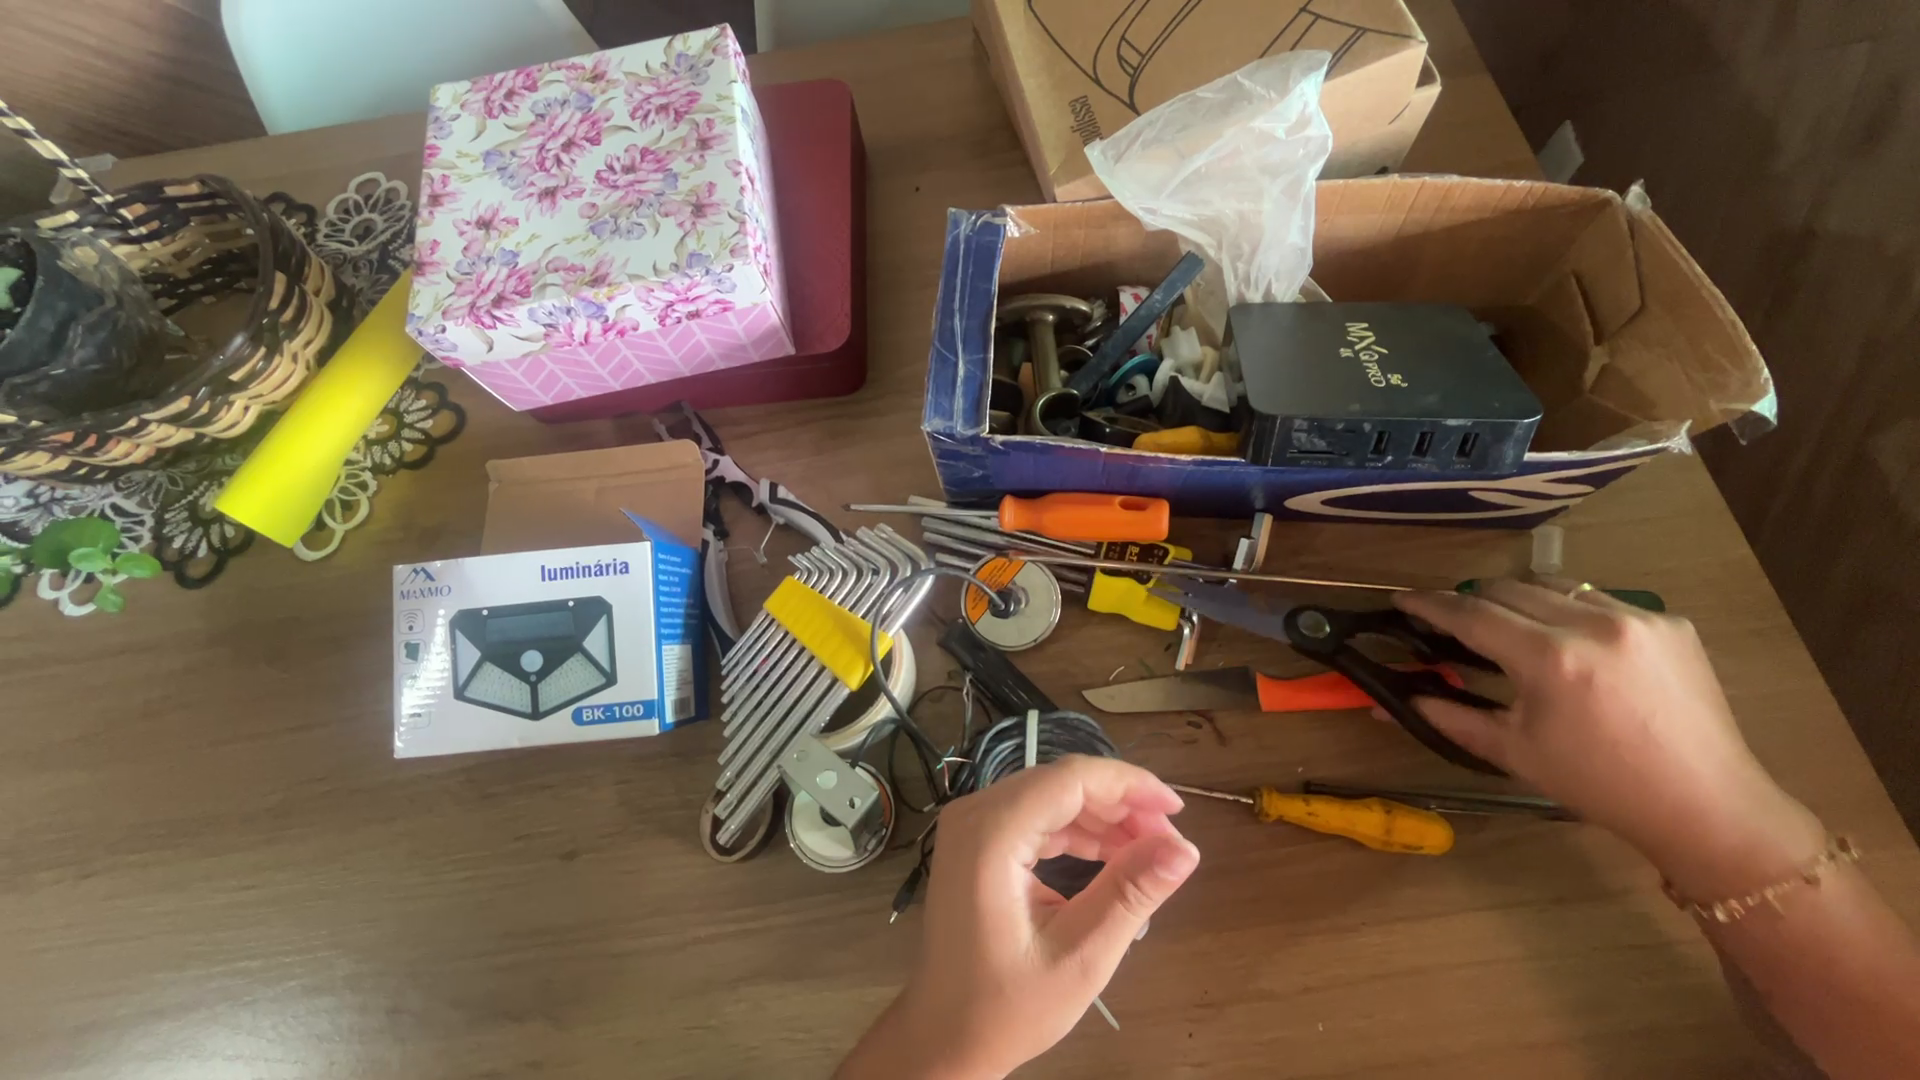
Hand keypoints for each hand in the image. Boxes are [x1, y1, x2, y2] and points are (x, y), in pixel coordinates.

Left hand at [837, 756, 1198, 1079]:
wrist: (944, 1035)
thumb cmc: (1008, 1005)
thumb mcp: (1081, 956)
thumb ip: (1131, 893)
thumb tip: (1186, 848)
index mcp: (991, 834)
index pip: (1070, 780)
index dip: (1129, 784)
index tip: (1176, 809)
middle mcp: (975, 813)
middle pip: (1060, 783)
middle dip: (1120, 803)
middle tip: (1168, 839)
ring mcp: (972, 824)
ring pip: (1051, 796)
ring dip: (1101, 817)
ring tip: (1148, 850)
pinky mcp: (977, 840)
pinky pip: (1035, 816)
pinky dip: (1076, 831)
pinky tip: (1111, 855)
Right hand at [1394, 579, 1824, 898]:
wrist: (1706, 805)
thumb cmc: (1597, 784)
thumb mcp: (1512, 751)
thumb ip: (1447, 716)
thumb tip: (1387, 704)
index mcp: (1550, 659)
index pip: (1471, 614)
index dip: (1429, 604)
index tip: (1400, 599)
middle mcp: (1593, 624)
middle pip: (1506, 588)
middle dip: (1470, 601)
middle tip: (1448, 621)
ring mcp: (1637, 618)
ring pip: (1552, 585)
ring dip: (1517, 599)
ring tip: (1505, 626)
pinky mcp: (1669, 623)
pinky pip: (1596, 598)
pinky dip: (1565, 610)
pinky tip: (1564, 641)